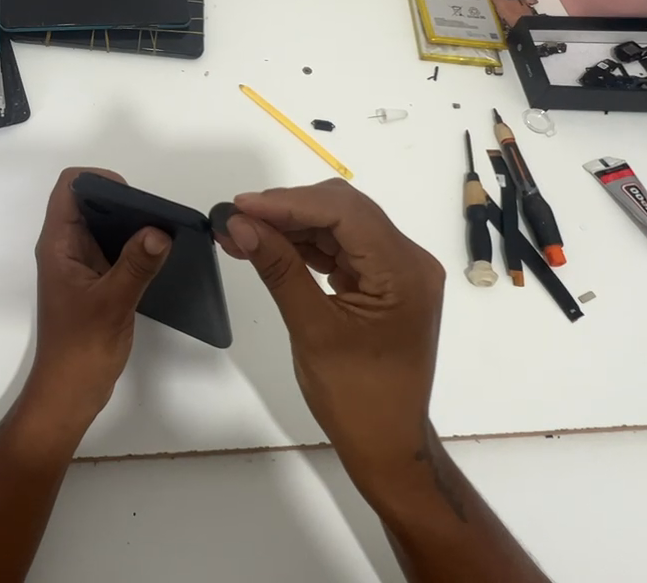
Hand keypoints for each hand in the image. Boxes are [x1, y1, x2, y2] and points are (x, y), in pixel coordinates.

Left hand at [24, 167, 172, 427]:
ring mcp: (79, 264)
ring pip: (102, 225)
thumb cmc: (81, 347)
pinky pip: (112, 248)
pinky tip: (157, 253)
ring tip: (162, 230)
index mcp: (58, 243)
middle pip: (88, 202)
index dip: (98, 179)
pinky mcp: (93, 280)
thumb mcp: (113, 303)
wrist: (69, 393)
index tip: (132, 194)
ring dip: (129, 222)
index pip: (69, 188)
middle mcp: (65, 247)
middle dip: (121, 199)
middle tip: (154, 214)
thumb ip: (137, 265)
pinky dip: (132, 244)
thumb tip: (160, 231)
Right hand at [217, 179, 445, 480]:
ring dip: (291, 224)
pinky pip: (341, 246)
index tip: (241, 206)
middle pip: (344, 210)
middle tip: (237, 217)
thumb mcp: (312, 329)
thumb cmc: (355, 396)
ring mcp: (398, 270)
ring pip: (339, 224)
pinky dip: (305, 243)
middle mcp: (409, 260)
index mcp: (404, 272)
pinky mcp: (383, 280)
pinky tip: (269, 245)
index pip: (345, 213)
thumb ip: (278, 268)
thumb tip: (240, 223)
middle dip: (288, 208)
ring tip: (243, 230)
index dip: (289, 202)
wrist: (388, 445)